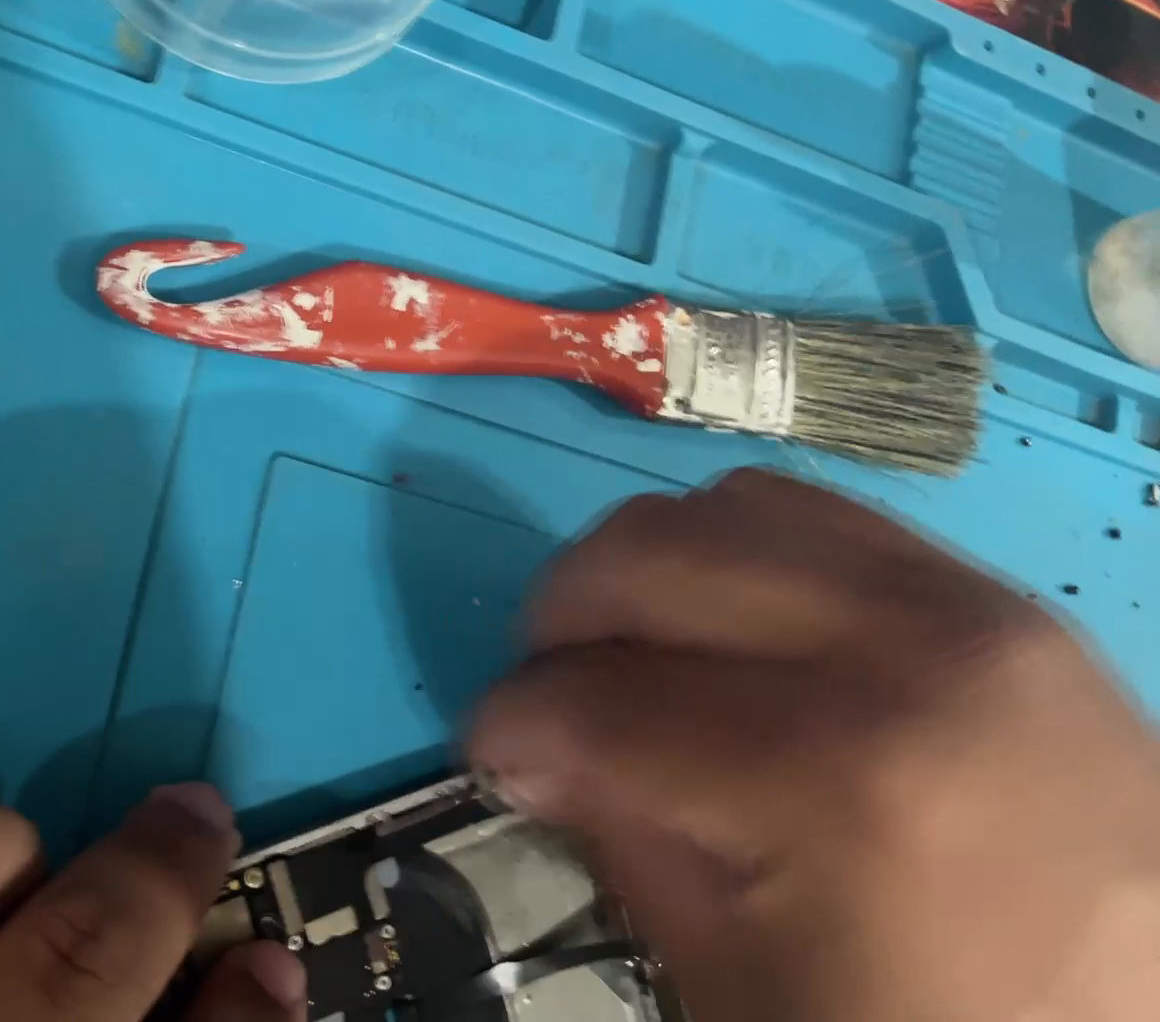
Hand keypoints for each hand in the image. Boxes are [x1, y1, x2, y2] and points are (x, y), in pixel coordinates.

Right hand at [468, 469, 1159, 1021]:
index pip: (595, 698)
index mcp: (842, 779)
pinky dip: (727, 556)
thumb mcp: (726, 970)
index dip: (510, 725)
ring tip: (635, 653)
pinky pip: (803, 515)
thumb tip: (534, 746)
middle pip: (644, 557)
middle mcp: (910, 651)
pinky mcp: (988, 592)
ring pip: (713, 510)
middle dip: (557, 623)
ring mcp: (966, 603)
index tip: (492, 753)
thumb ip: (609, 827)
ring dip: (638, 579)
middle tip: (550, 691)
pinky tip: (723, 630)